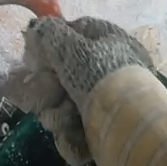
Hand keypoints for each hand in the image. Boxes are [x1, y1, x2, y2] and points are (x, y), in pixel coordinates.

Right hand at [11, 17, 153, 165]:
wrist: (132, 133)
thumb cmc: (103, 79)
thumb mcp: (73, 48)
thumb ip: (49, 35)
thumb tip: (36, 28)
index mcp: (109, 41)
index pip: (74, 34)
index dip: (50, 44)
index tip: (34, 59)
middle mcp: (109, 70)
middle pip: (64, 73)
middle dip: (49, 88)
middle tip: (46, 95)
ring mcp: (107, 103)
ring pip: (65, 104)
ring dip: (58, 114)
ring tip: (64, 118)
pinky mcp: (104, 133)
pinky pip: (75, 131)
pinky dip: (71, 137)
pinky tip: (75, 136)